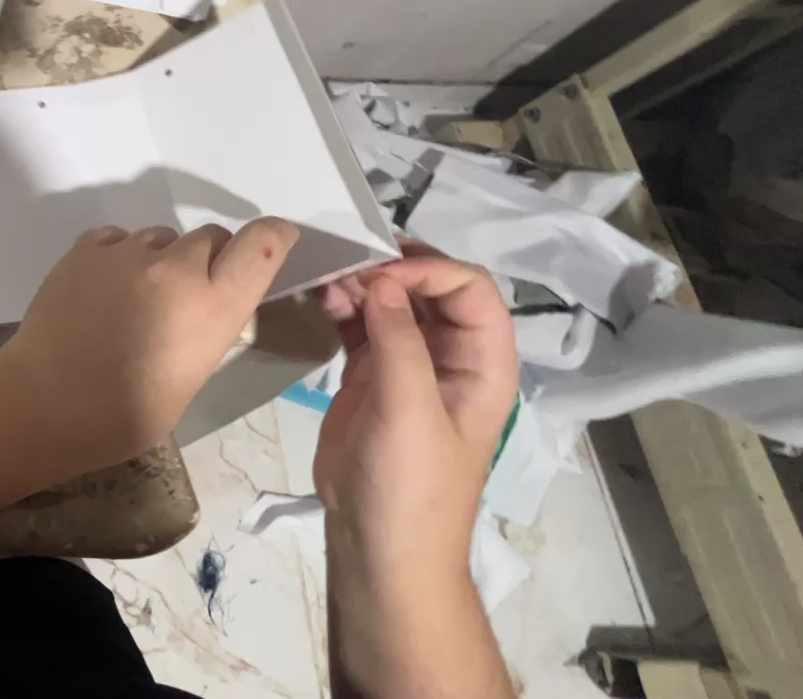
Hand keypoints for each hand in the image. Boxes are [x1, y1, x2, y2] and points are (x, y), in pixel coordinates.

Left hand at [0, 218, 297, 472]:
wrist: (46, 403)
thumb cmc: (125, 413)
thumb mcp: (192, 376)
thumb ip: (207, 326)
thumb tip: (204, 305)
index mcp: (212, 306)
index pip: (261, 245)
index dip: (273, 236)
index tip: (276, 237)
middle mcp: (174, 268)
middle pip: (209, 238)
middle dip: (208, 260)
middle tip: (185, 295)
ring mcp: (124, 253)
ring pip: (160, 237)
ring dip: (159, 259)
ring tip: (134, 298)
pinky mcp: (83, 249)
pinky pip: (117, 238)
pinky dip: (119, 255)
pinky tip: (103, 287)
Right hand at [314, 244, 517, 581]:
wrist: (378, 539)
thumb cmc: (411, 483)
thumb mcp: (411, 412)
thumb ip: (399, 343)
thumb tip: (378, 281)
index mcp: (481, 364)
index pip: (470, 292)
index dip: (429, 273)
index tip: (376, 276)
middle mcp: (448, 356)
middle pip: (430, 289)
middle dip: (391, 269)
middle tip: (344, 264)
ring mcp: (406, 364)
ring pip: (391, 302)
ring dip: (361, 283)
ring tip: (326, 279)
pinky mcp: (368, 374)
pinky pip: (359, 323)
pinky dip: (341, 305)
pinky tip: (321, 299)